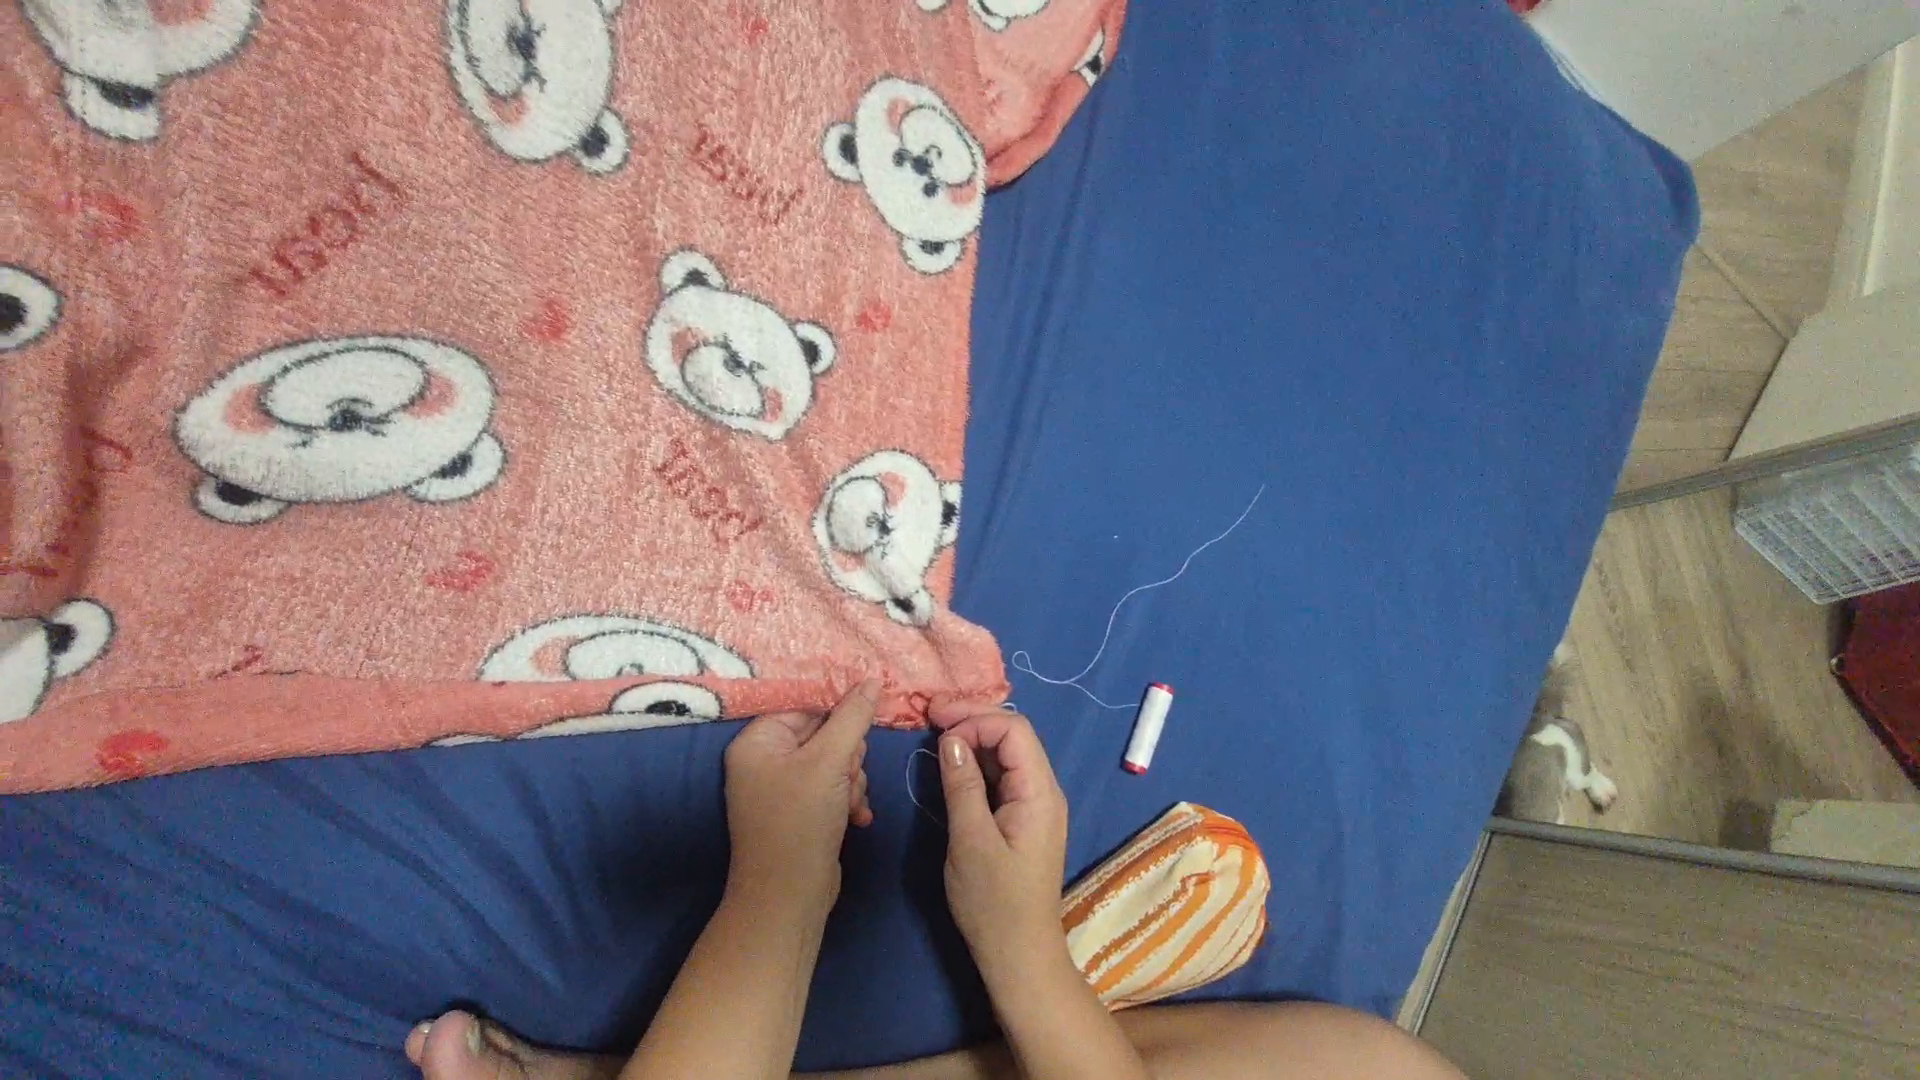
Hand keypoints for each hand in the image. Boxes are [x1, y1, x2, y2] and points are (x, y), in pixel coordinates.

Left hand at [723, 681, 876, 915]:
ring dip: (852, 779)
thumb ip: (852, 718)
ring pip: (835, 759)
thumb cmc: (800, 822)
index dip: (837, 710)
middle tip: (848, 775)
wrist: (789, 898)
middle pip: (823, 731)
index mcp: (757, 741)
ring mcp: (782, 786)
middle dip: (847, 754)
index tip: (863, 721)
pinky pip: (833, 785)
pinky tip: (856, 817)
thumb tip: (872, 680)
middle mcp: (765, 759)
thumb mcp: (830, 763)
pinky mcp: (801, 809)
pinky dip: (848, 797)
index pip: (804, 704)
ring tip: (851, 802)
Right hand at [932, 703, 1071, 988]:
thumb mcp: (971, 841)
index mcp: (1039, 792)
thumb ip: (963, 785)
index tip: (936, 725)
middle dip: (973, 719)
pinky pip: (1002, 775)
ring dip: (972, 737)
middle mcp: (1044, 790)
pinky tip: (951, 761)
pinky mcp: (1022, 818)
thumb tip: (951, 738)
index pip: (1014, 730)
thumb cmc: (994, 903)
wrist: (1019, 956)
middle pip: (1013, 735)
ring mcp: (1034, 804)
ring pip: (1007, 753)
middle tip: (931, 715)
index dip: (976, 718)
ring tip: (935, 730)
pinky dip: (976, 761)